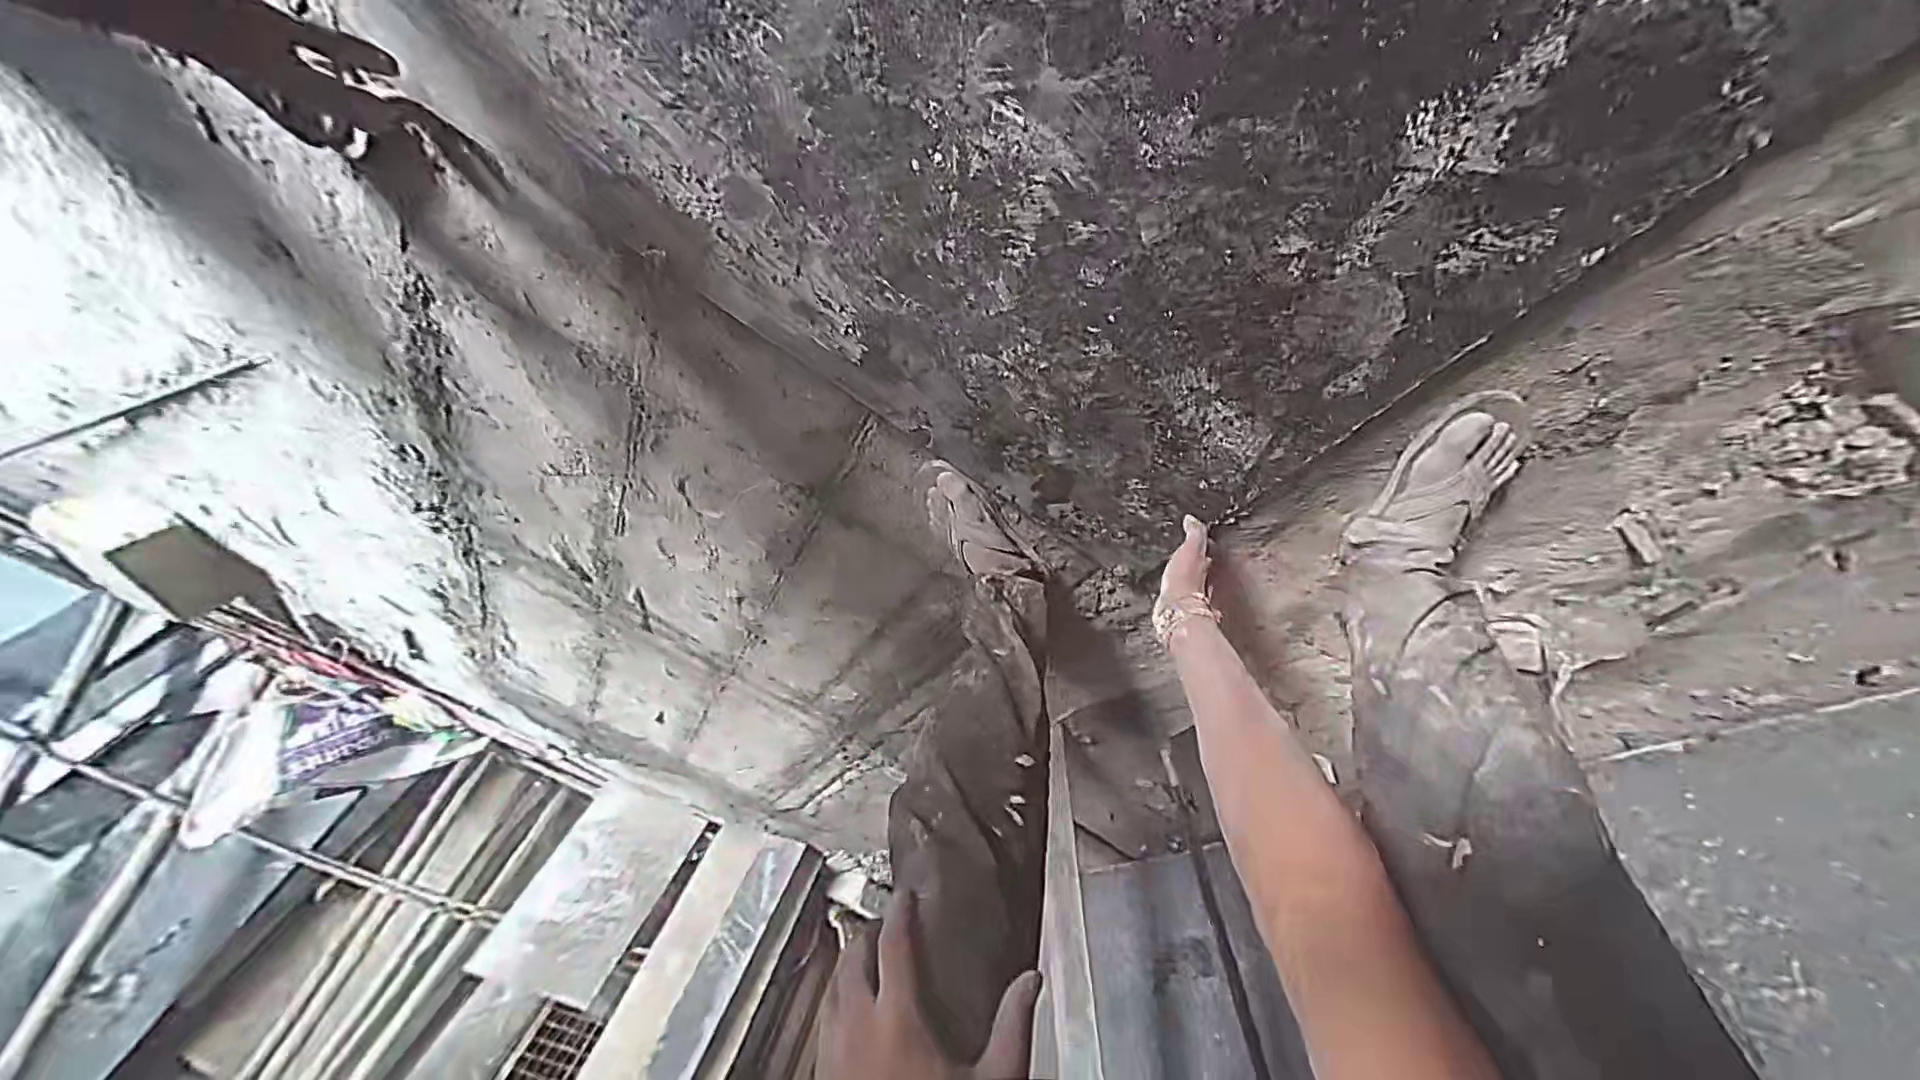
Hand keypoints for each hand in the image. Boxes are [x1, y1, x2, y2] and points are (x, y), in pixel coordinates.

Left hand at [814, 890, 1042, 1079]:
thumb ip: (1013, 1026)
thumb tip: (1031, 980)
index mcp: (898, 1019)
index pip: (894, 943)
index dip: (900, 911)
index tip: (907, 895)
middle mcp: (857, 1027)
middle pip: (853, 957)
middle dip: (869, 933)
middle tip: (888, 925)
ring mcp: (833, 1053)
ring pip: (831, 986)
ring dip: (848, 963)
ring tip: (869, 957)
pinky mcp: (823, 1076)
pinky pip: (823, 1019)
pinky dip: (836, 997)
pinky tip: (852, 1008)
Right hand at [1159, 514, 1212, 602]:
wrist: (1176, 608)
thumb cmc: (1183, 580)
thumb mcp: (1190, 549)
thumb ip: (1194, 533)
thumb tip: (1192, 519)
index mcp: (1205, 564)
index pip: (1206, 549)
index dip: (1201, 543)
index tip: (1196, 536)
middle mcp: (1203, 579)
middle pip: (1202, 566)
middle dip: (1197, 561)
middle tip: (1190, 553)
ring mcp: (1192, 593)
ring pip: (1194, 581)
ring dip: (1189, 576)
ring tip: (1181, 571)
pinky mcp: (1179, 604)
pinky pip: (1181, 593)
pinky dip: (1179, 590)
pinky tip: (1173, 591)